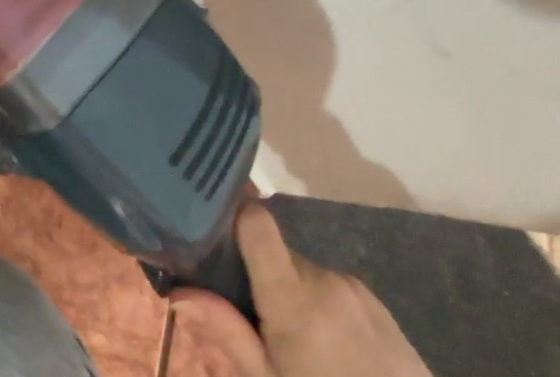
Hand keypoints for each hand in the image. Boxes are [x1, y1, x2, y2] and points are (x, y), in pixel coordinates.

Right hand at [174, 201, 432, 376]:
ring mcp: (358, 292)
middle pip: (274, 253)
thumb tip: (179, 291)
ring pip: (302, 273)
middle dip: (256, 275)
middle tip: (248, 314)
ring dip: (288, 291)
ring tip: (291, 339)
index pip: (257, 223)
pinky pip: (332, 289)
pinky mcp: (380, 307)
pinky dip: (318, 304)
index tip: (208, 220)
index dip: (232, 213)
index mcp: (294, 297)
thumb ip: (228, 332)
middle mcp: (326, 281)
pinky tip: (327, 346)